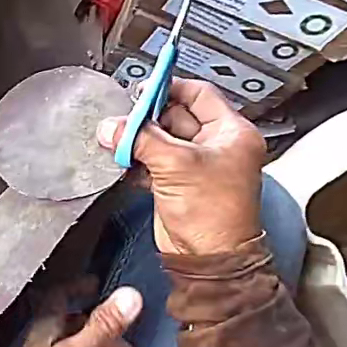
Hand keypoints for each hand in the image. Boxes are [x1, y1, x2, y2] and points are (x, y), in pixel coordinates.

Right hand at [98, 78, 267, 255]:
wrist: (207, 258)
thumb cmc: (214, 216)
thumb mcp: (176, 165)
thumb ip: (142, 140)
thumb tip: (115, 126)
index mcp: (230, 133)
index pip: (198, 94)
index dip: (170, 88)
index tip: (144, 89)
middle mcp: (215, 146)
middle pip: (175, 117)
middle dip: (147, 118)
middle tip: (123, 119)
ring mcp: (195, 166)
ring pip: (161, 140)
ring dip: (139, 141)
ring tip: (119, 140)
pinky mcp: (176, 184)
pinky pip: (153, 162)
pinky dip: (137, 161)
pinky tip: (124, 161)